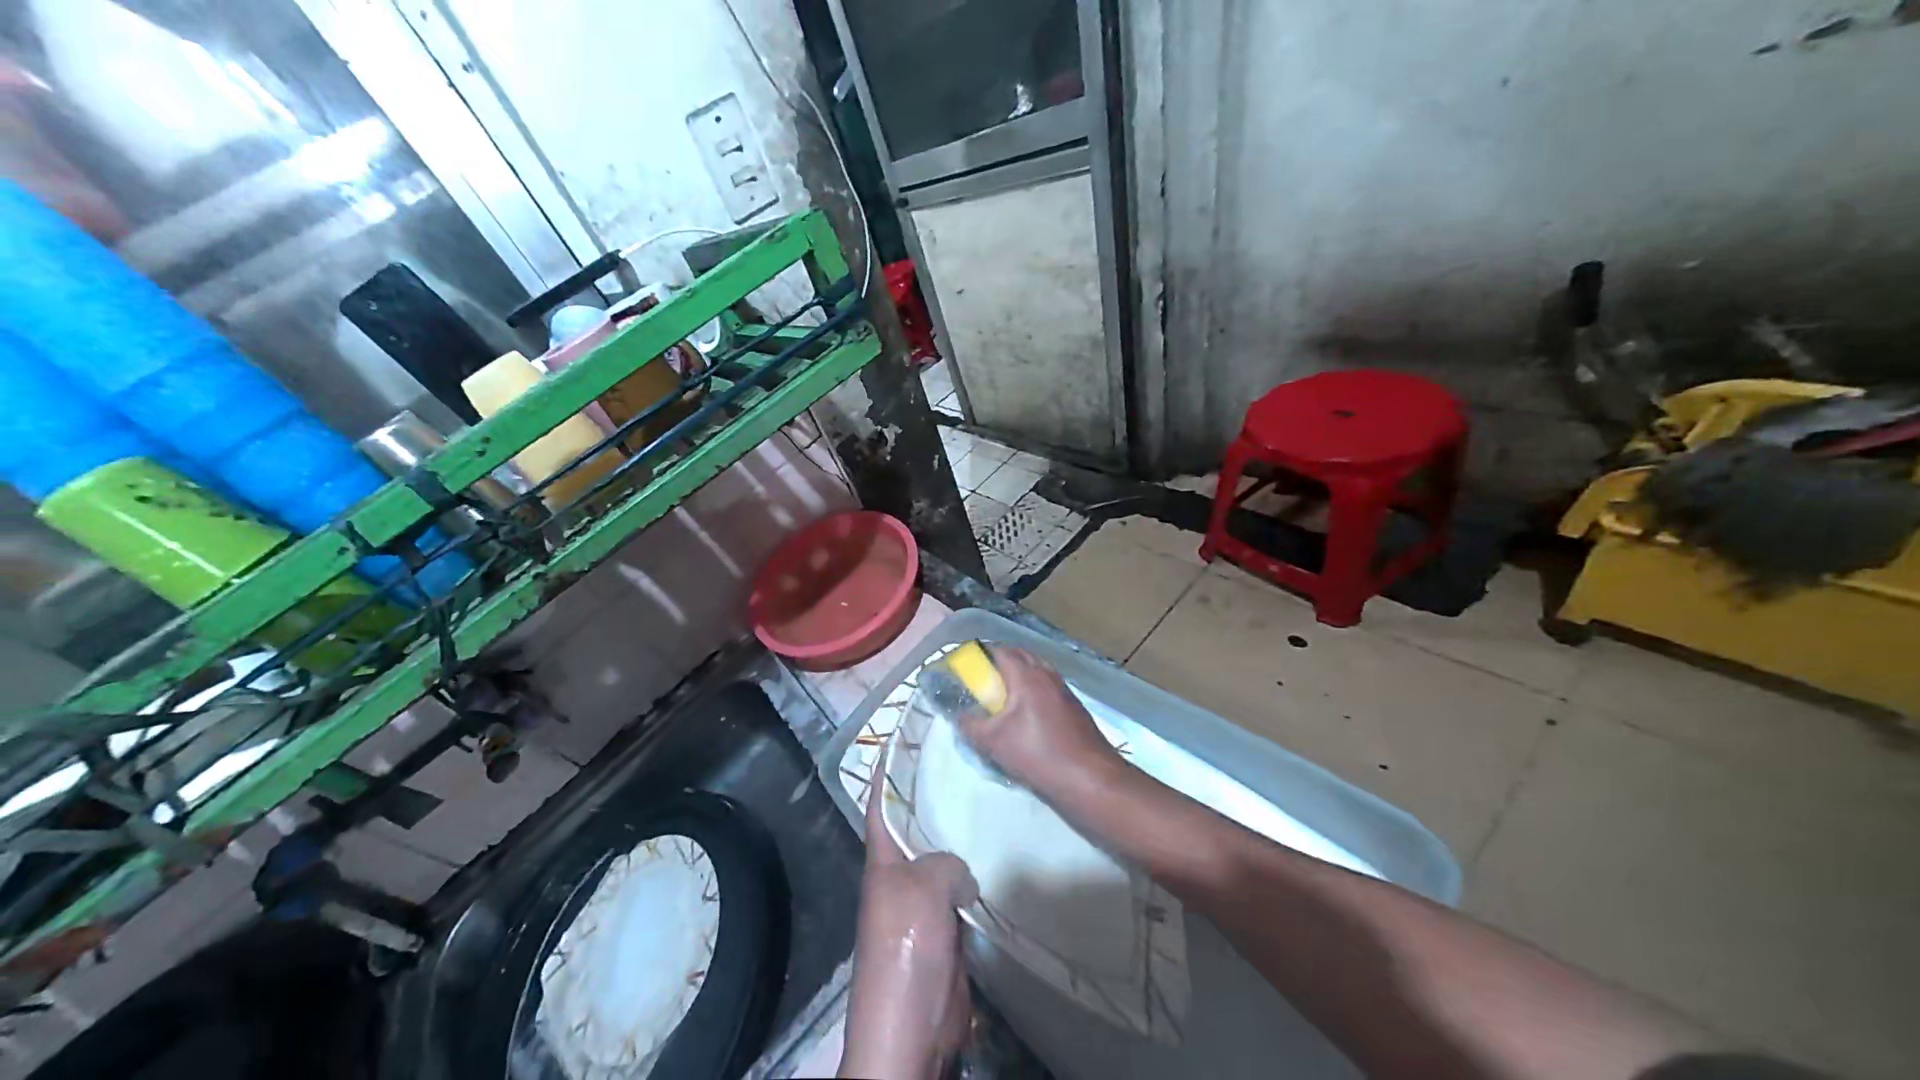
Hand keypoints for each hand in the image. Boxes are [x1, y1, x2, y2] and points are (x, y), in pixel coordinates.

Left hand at [840, 758, 976, 1078]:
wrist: (911, 1029)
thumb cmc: (905, 949)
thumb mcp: (922, 889)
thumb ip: (944, 862)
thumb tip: (961, 872)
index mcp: (883, 861)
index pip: (881, 803)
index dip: (888, 768)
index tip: (906, 733)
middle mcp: (902, 875)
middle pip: (917, 824)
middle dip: (935, 793)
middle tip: (969, 758)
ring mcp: (925, 902)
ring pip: (945, 855)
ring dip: (962, 833)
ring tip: (992, 796)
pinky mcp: (948, 928)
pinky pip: (964, 888)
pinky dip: (980, 870)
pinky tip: (1004, 851)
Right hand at [960, 645, 1122, 798]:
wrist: (1089, 778)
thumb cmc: (1037, 753)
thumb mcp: (993, 742)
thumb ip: (970, 725)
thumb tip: (960, 716)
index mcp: (1027, 675)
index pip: (1000, 650)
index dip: (981, 654)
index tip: (967, 667)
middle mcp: (1048, 674)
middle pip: (1021, 656)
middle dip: (1000, 663)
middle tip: (982, 680)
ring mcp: (1064, 689)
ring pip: (1037, 671)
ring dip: (1019, 676)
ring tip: (1003, 698)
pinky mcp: (1074, 706)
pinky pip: (1048, 687)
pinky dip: (1034, 690)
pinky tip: (1026, 715)